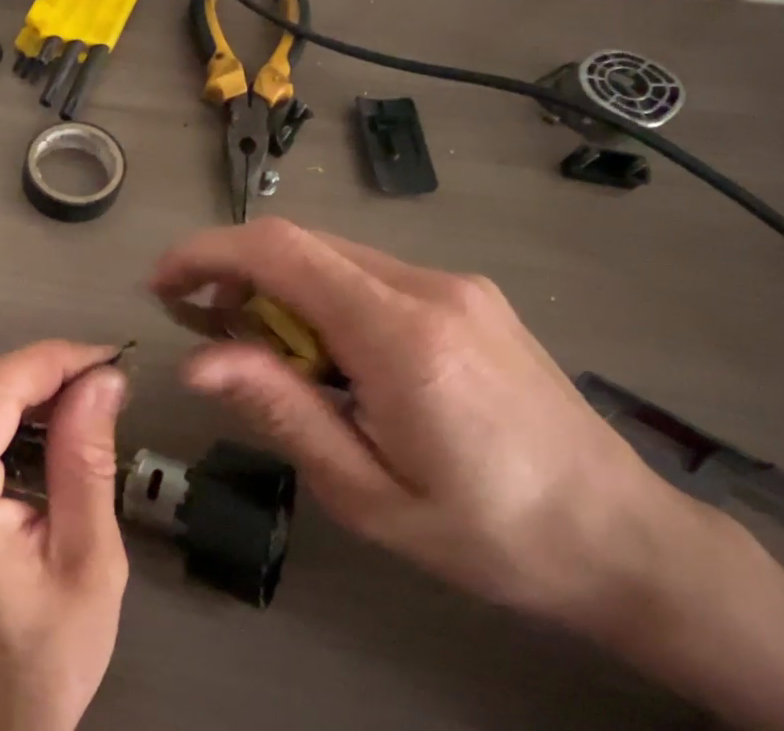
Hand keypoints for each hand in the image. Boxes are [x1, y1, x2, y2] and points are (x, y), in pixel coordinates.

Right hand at [150, 219, 675, 628]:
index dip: (204, 254)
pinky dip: (314, 296)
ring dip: (271, 288)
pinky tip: (317, 353)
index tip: (159, 286)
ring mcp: (455, 287)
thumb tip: (195, 361)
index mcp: (403, 336)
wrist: (624, 539)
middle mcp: (430, 289)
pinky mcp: (466, 297)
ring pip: (328, 256)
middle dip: (230, 274)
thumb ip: (280, 411)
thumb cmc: (488, 532)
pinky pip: (363, 274)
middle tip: (196, 329)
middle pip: (298, 244)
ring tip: (254, 351)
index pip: (279, 252)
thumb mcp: (365, 492)